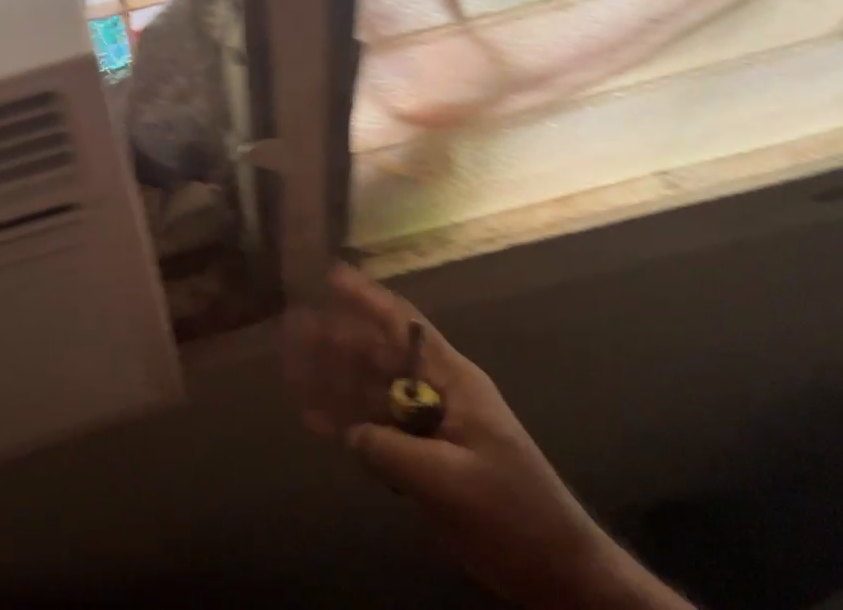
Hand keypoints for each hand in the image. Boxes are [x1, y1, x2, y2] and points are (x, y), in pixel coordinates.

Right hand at [285, 266, 689, 609]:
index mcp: (453, 382)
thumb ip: (392, 450)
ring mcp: (425, 425)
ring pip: (369, 389)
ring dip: (332, 379)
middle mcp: (434, 393)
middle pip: (377, 354)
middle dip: (335, 339)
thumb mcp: (451, 479)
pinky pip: (373, 427)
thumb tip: (350, 431)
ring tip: (292, 371)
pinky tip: (313, 420)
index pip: (404, 327)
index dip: (367, 299)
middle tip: (293, 330)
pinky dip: (344, 421)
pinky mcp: (419, 455)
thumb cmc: (512, 511)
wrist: (551, 566)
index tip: (330, 275)